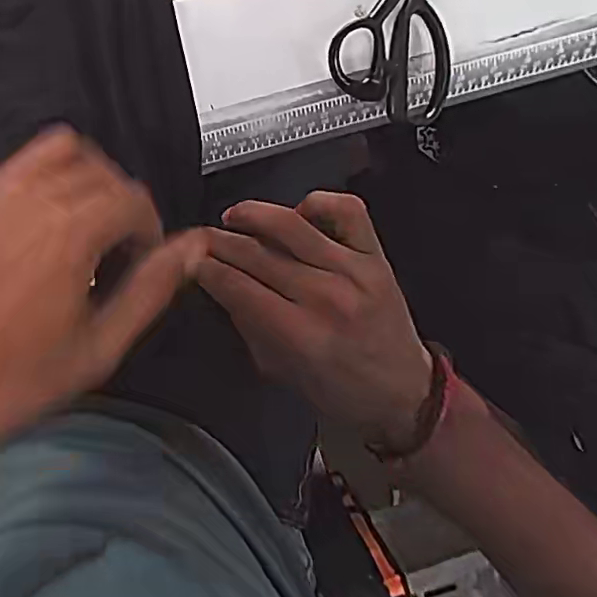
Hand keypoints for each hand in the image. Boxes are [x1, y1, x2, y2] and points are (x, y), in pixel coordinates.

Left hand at [0, 127, 204, 538]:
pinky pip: (16, 166)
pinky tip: (37, 228)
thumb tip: (190, 250)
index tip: (141, 255)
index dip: (148, 227)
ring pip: (59, 149)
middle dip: (121, 199)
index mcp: (68, 232)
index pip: (132, 197)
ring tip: (82, 225)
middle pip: (100, 166)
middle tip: (116, 243)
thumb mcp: (94, 349)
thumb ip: (150, 289)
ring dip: (84, 177)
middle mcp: (30, 197)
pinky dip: (42, 181)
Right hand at [197, 192, 433, 451]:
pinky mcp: (375, 255)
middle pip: (254, 252)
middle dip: (217, 242)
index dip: (205, 268)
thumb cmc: (340, 390)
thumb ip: (247, 324)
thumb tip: (218, 284)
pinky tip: (296, 213)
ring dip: (251, 214)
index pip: (236, 285)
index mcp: (302, 335)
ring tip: (234, 216)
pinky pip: (344, 210)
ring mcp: (354, 271)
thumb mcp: (280, 371)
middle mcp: (327, 297)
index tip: (191, 262)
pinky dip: (316, 202)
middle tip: (200, 239)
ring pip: (289, 224)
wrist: (406, 394)